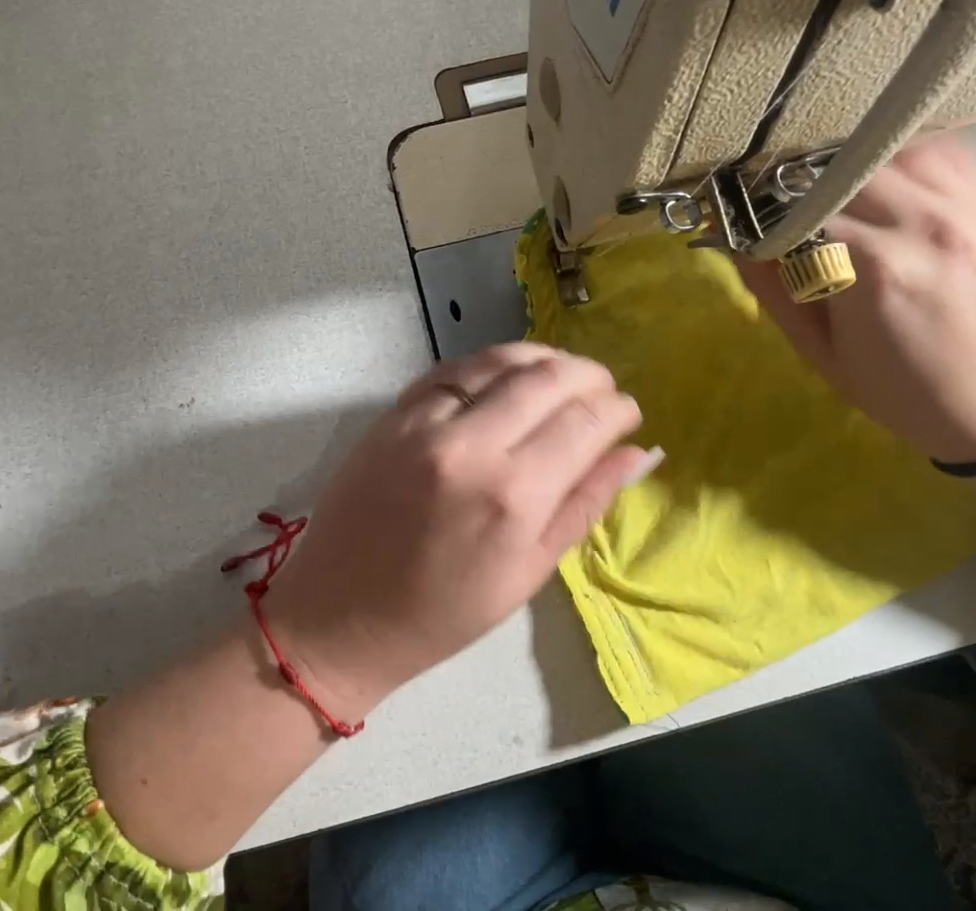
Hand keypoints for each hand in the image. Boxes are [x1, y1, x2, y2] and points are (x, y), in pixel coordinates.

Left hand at [260, 343, 648, 716]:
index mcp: (512, 496)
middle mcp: (470, 446)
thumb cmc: (442, 614)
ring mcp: (423, 423)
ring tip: (564, 375)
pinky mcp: (391, 415)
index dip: (618, 409)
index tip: (630, 414)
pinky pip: (452, 368)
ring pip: (500, 360)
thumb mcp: (527, 573)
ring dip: (544, 359)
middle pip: (548, 377)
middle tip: (603, 391)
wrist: (339, 616)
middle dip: (589, 375)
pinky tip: (507, 377)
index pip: (585, 421)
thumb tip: (637, 454)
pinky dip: (490, 364)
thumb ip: (583, 504)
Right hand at [737, 133, 975, 462]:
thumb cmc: (906, 395)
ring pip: (883, 148)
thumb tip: (734, 241)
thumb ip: (775, 292)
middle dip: (798, 188)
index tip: (745, 224)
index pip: (796, 212)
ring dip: (846, 167)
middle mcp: (922, 225)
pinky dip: (897, 156)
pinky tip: (882, 182)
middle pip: (836, 170)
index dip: (762, 215)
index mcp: (874, 272)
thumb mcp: (823, 356)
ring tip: (830, 195)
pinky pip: (935, 149)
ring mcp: (962, 206)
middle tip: (781, 209)